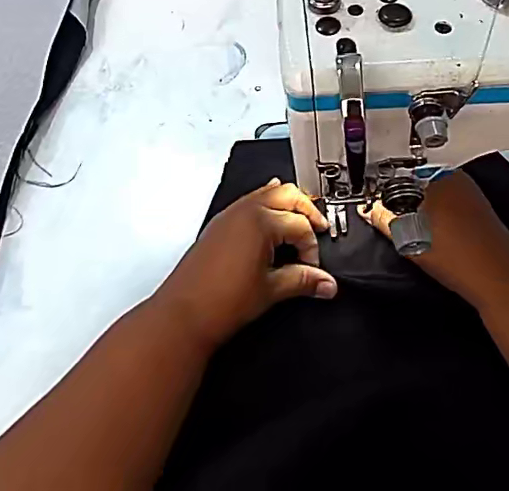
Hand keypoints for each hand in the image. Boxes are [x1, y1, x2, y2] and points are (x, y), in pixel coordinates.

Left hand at [150, 180, 336, 348]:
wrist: (182, 315)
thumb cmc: (219, 304)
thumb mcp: (270, 291)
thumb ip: (303, 281)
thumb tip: (326, 283)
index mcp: (261, 221)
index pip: (300, 225)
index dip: (311, 247)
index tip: (312, 268)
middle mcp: (246, 210)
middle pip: (288, 195)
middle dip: (307, 210)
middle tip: (318, 229)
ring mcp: (231, 214)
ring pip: (268, 193)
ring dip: (287, 204)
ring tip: (298, 223)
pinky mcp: (220, 223)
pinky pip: (250, 201)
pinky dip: (266, 205)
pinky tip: (270, 219)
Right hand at [363, 170, 508, 305]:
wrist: (501, 280)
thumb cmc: (459, 255)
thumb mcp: (409, 237)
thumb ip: (384, 219)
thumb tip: (371, 211)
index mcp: (441, 177)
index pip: (403, 180)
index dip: (388, 200)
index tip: (382, 215)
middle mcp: (459, 181)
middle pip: (419, 191)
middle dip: (407, 209)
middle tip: (402, 233)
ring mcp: (473, 198)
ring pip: (436, 205)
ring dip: (425, 219)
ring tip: (422, 243)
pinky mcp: (482, 217)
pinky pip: (451, 216)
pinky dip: (442, 228)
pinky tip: (441, 248)